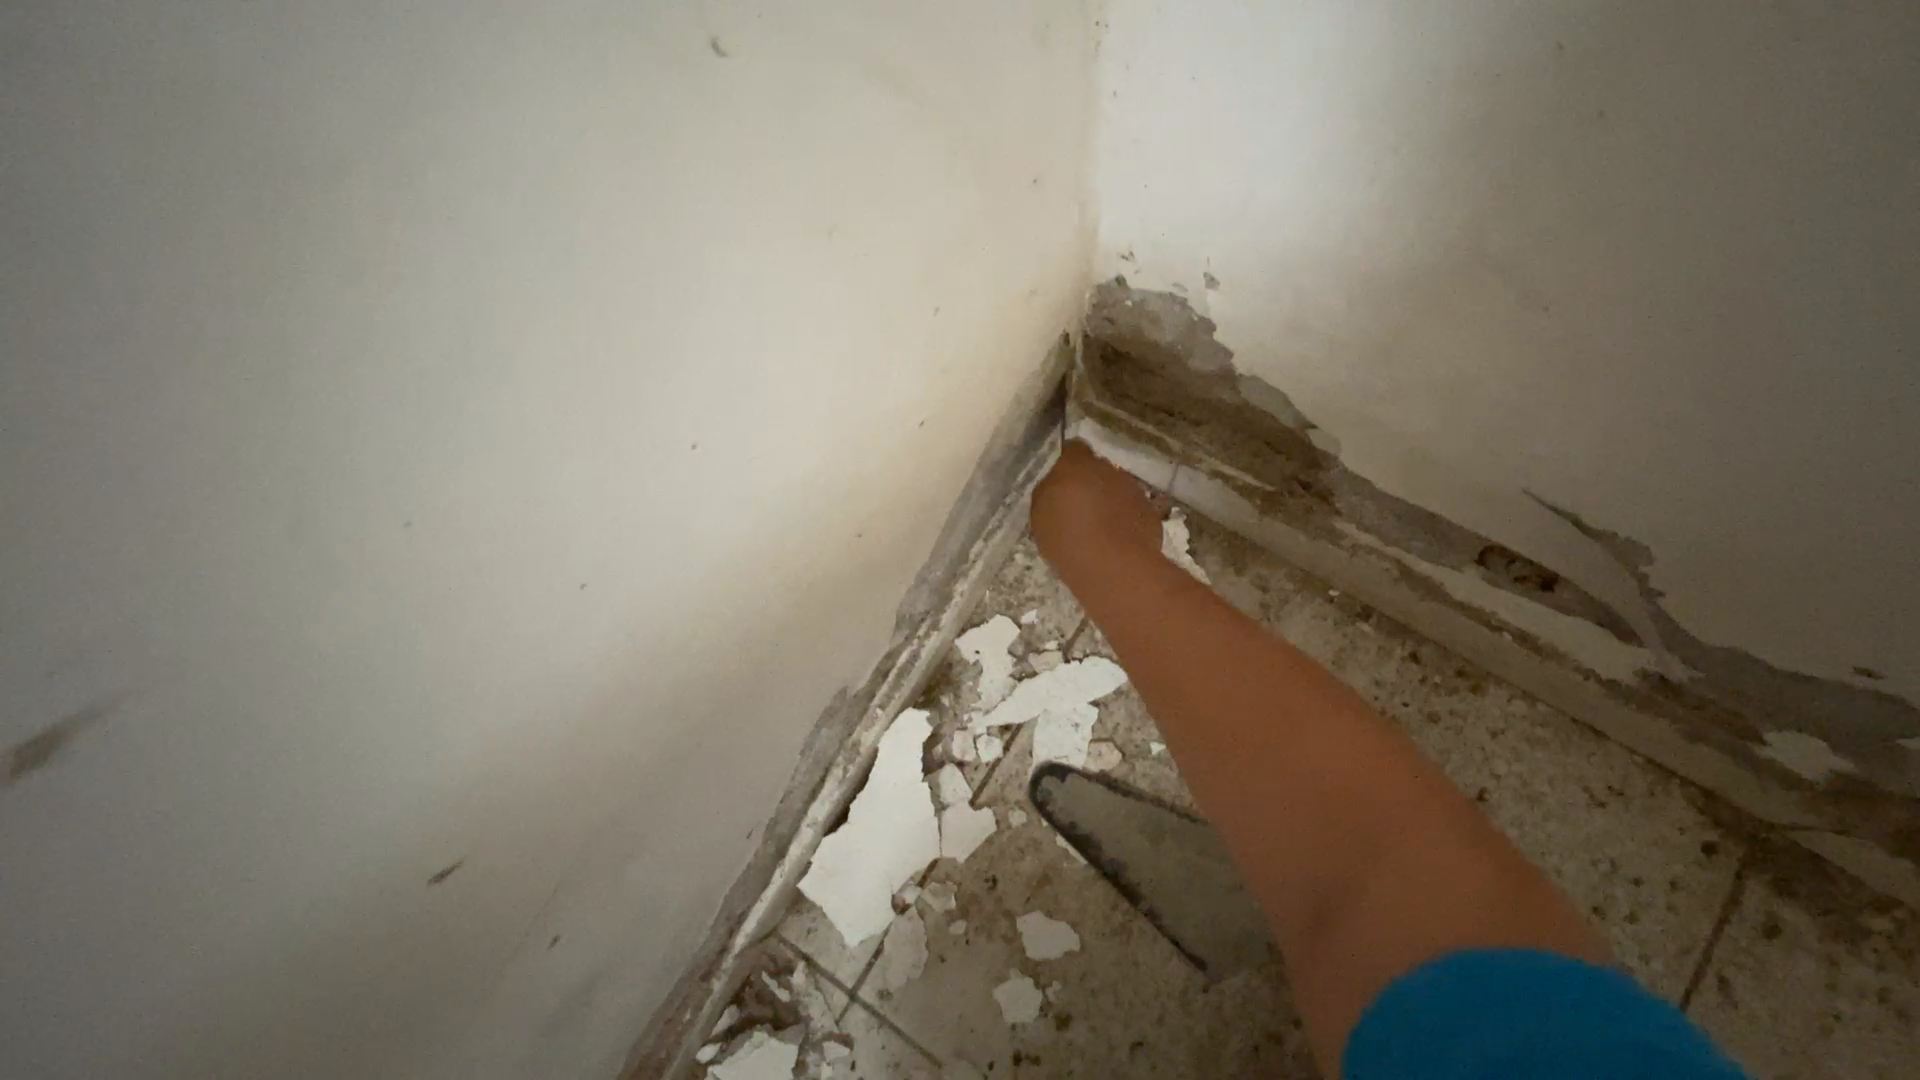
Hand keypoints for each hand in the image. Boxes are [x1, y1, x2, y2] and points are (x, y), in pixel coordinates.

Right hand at [1030, 440, 1162, 569]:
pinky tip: (1117, 541)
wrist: (1112, 566)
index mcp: (1076, 465)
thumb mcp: (1040, 515)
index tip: (1062, 482)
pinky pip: (1133, 510)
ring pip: (1117, 489)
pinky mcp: (1150, 511)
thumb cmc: (1067, 539)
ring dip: (1109, 502)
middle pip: (1097, 470)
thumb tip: (1057, 487)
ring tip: (1099, 530)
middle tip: (1078, 510)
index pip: (1073, 449)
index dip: (1068, 463)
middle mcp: (1108, 470)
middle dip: (1089, 484)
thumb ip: (1048, 493)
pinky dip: (1125, 520)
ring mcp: (1132, 489)